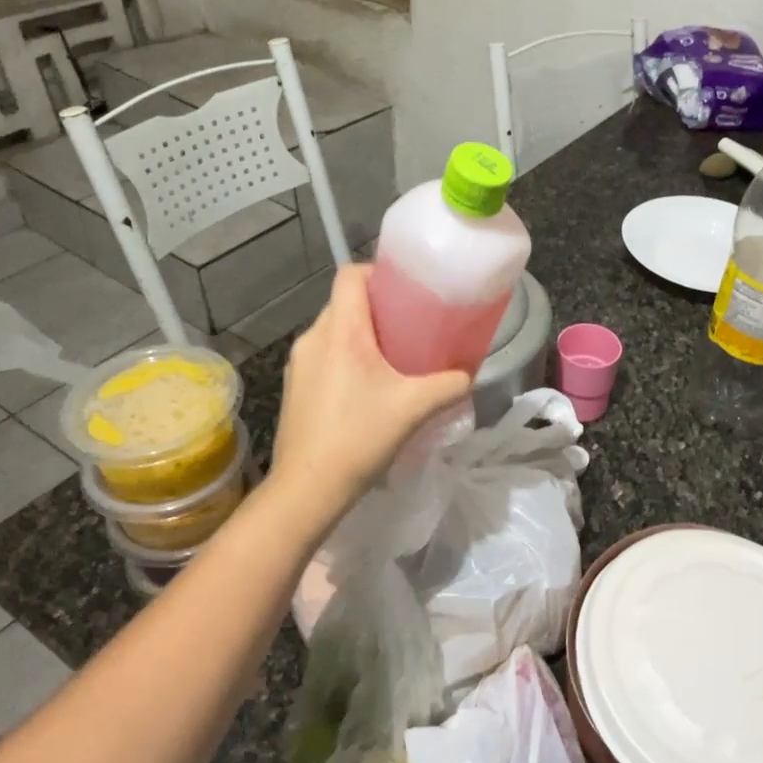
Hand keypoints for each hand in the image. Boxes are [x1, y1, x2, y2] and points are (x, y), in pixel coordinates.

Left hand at [267, 264, 471, 515]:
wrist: (308, 489)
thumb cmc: (360, 438)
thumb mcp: (416, 408)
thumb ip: (450, 385)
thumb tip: (468, 374)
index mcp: (341, 332)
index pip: (350, 275)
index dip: (378, 272)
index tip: (407, 290)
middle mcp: (313, 338)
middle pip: (346, 303)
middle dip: (378, 309)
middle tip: (412, 327)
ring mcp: (299, 364)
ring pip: (335, 331)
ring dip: (363, 336)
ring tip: (395, 359)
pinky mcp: (295, 388)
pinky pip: (324, 356)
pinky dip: (347, 359)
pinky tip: (370, 389)